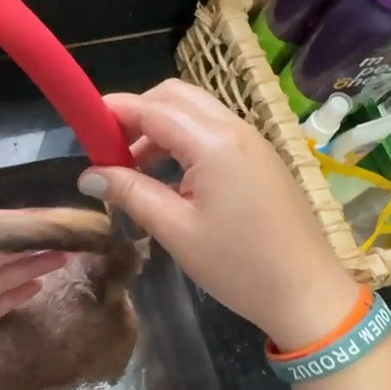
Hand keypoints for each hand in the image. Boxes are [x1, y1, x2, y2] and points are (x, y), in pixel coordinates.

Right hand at [78, 79, 361, 348]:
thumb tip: (88, 175)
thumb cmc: (238, 265)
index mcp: (214, 143)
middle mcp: (235, 129)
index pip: (153, 108)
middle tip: (109, 150)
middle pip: (176, 97)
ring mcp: (252, 142)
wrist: (306, 292)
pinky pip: (213, 132)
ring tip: (133, 170)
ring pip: (196, 113)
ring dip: (160, 129)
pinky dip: (183, 142)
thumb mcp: (175, 230)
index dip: (114, 111)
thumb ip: (130, 194)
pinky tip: (168, 179)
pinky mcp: (260, 160)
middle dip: (137, 114)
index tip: (83, 127)